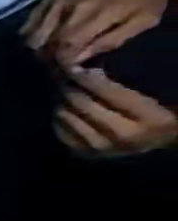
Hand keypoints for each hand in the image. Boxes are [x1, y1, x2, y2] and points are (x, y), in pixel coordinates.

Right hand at [21, 0, 169, 67]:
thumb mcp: (145, 19)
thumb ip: (114, 39)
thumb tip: (80, 58)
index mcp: (102, 12)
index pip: (69, 43)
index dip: (63, 59)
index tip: (66, 68)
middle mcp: (73, 6)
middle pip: (47, 40)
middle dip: (49, 55)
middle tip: (56, 63)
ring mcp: (57, 1)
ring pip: (33, 33)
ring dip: (37, 47)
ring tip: (48, 53)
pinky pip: (28, 22)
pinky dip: (30, 34)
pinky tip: (42, 39)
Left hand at [52, 66, 177, 158]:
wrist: (155, 146)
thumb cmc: (163, 116)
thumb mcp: (160, 98)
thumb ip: (135, 85)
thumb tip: (92, 68)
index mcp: (156, 120)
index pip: (111, 93)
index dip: (89, 78)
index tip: (77, 68)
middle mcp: (125, 136)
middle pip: (81, 103)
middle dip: (72, 87)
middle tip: (68, 78)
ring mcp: (101, 147)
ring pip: (63, 113)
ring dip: (62, 100)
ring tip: (69, 92)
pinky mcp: (81, 152)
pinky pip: (57, 126)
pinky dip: (60, 113)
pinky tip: (69, 108)